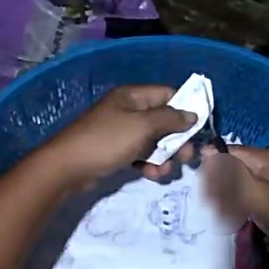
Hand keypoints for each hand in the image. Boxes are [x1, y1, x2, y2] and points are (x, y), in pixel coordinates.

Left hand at [35, 85, 194, 186]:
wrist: (67, 167)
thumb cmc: (106, 140)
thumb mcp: (142, 126)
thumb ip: (170, 119)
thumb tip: (192, 114)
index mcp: (133, 96)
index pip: (168, 94)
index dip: (186, 108)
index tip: (201, 127)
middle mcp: (129, 110)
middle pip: (164, 120)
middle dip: (178, 138)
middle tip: (188, 156)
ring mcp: (122, 131)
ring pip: (155, 140)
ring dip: (165, 155)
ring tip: (166, 170)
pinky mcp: (117, 151)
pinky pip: (142, 154)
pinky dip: (150, 163)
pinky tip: (152, 174)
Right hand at [198, 145, 268, 247]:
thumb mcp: (257, 194)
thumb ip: (231, 174)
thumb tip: (206, 151)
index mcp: (261, 158)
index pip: (225, 152)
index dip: (212, 169)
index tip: (207, 192)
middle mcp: (261, 165)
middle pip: (227, 168)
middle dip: (219, 188)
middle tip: (222, 208)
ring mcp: (264, 181)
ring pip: (233, 184)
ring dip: (226, 200)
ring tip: (231, 216)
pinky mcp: (265, 197)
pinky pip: (242, 196)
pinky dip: (236, 207)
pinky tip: (237, 219)